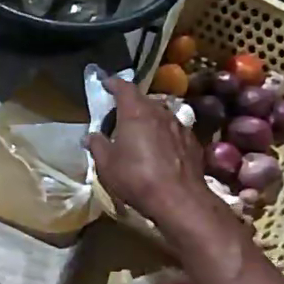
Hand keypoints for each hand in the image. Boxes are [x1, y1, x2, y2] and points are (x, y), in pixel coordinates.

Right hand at [87, 74, 210, 224]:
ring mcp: (179, 126)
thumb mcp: (106, 164)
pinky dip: (163, 134)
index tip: (106, 83)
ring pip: (161, 114)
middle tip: (119, 115)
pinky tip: (159, 150)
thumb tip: (91, 136)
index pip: (124, 87)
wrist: (180, 200)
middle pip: (144, 100)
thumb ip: (97, 145)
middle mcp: (160, 112)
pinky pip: (173, 131)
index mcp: (136, 112)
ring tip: (139, 132)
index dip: (113, 83)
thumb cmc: (136, 178)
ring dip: (149, 119)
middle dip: (131, 104)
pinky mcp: (192, 142)